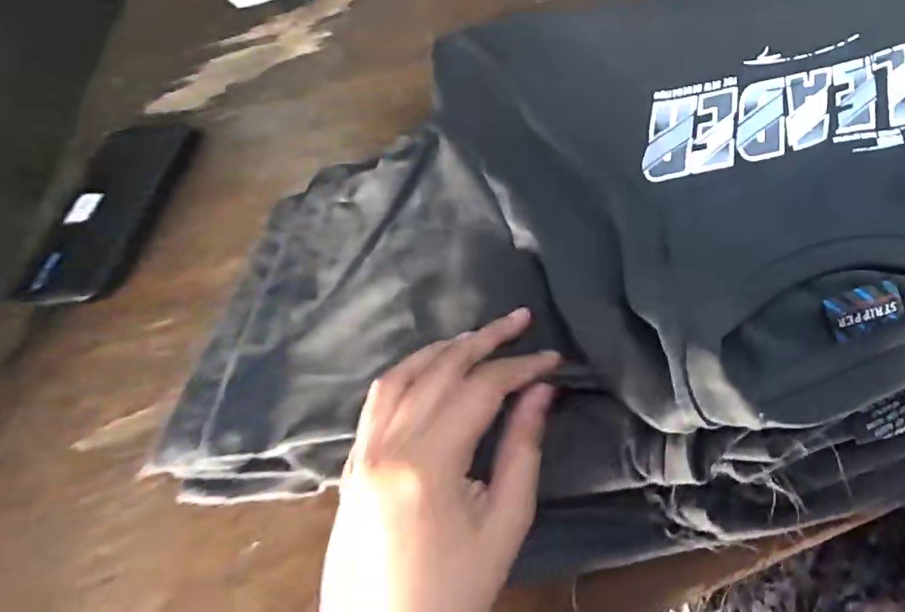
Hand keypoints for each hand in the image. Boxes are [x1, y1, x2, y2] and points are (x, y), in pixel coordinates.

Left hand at [320, 309, 561, 611]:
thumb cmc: (453, 589)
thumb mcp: (506, 521)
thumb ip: (523, 447)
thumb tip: (542, 390)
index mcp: (427, 464)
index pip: (481, 388)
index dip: (522, 367)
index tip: (555, 360)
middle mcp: (386, 449)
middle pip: (440, 370)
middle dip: (486, 338)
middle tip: (523, 319)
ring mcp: (360, 459)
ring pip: (400, 377)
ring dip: (444, 348)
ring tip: (480, 335)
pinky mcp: (350, 471)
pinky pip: (376, 403)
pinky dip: (409, 372)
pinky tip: (433, 369)